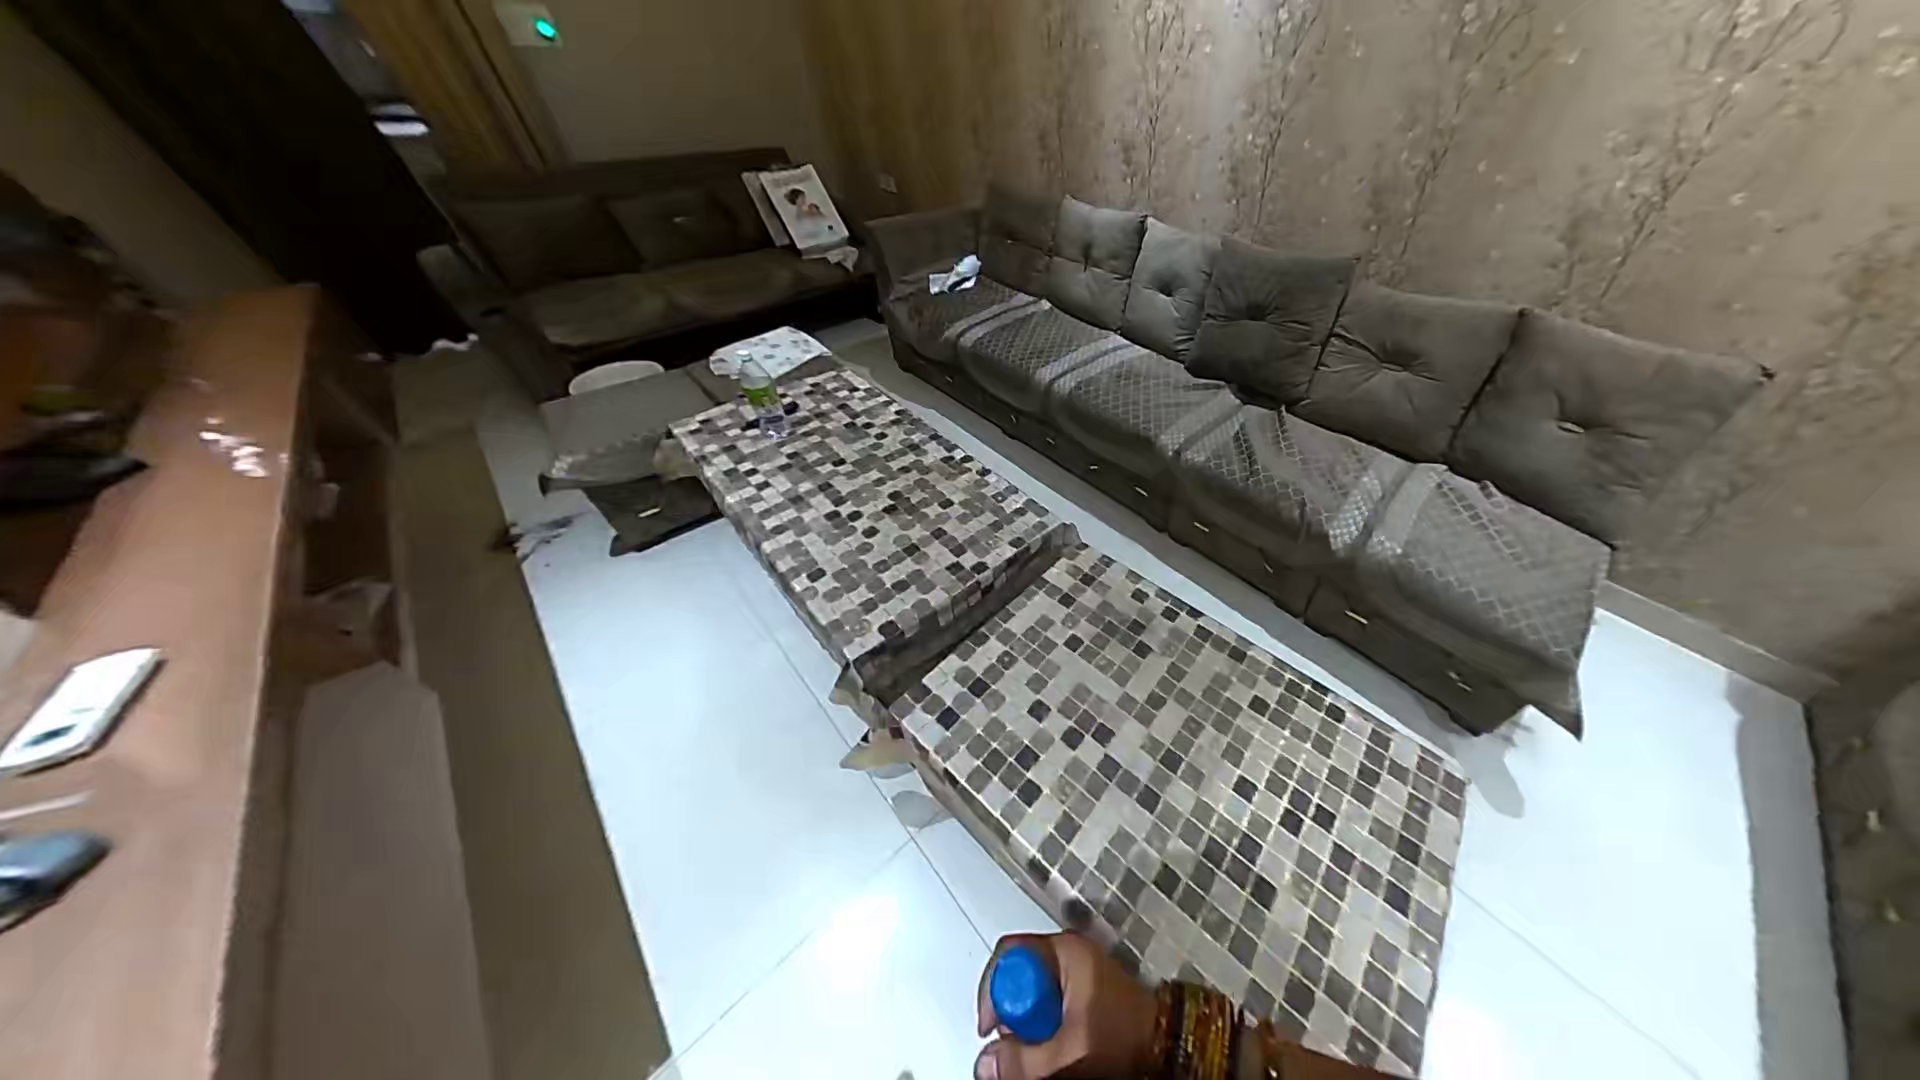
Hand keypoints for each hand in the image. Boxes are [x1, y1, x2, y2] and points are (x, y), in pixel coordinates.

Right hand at [974, 932, 1159, 1079]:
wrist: (1165, 1048)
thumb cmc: (1124, 1040)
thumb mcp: (1069, 1053)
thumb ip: (1025, 1060)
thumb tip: (985, 1064)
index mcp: (1064, 949)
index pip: (1010, 953)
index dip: (994, 990)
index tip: (991, 1028)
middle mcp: (1066, 950)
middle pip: (1017, 972)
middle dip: (1011, 1011)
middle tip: (1015, 1044)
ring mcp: (1074, 967)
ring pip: (1030, 989)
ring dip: (1026, 1022)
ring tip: (1040, 1050)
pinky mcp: (1080, 987)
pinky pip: (1045, 999)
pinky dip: (1042, 1024)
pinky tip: (1053, 1047)